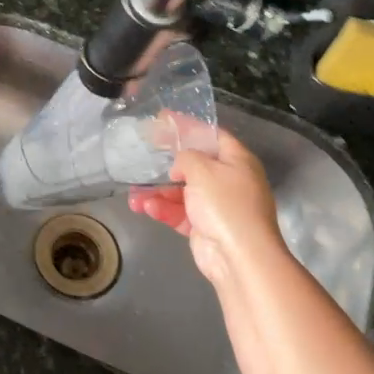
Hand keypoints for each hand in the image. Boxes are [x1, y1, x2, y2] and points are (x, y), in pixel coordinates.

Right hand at [128, 131, 284, 285]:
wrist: (239, 256)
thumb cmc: (225, 204)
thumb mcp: (203, 170)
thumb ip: (186, 157)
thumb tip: (180, 166)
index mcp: (237, 161)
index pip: (211, 134)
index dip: (187, 125)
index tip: (162, 117)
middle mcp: (229, 180)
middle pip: (194, 164)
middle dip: (167, 163)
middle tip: (142, 152)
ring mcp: (217, 206)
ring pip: (182, 192)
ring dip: (158, 191)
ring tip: (134, 194)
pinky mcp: (205, 227)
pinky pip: (180, 213)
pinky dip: (163, 209)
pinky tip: (144, 208)